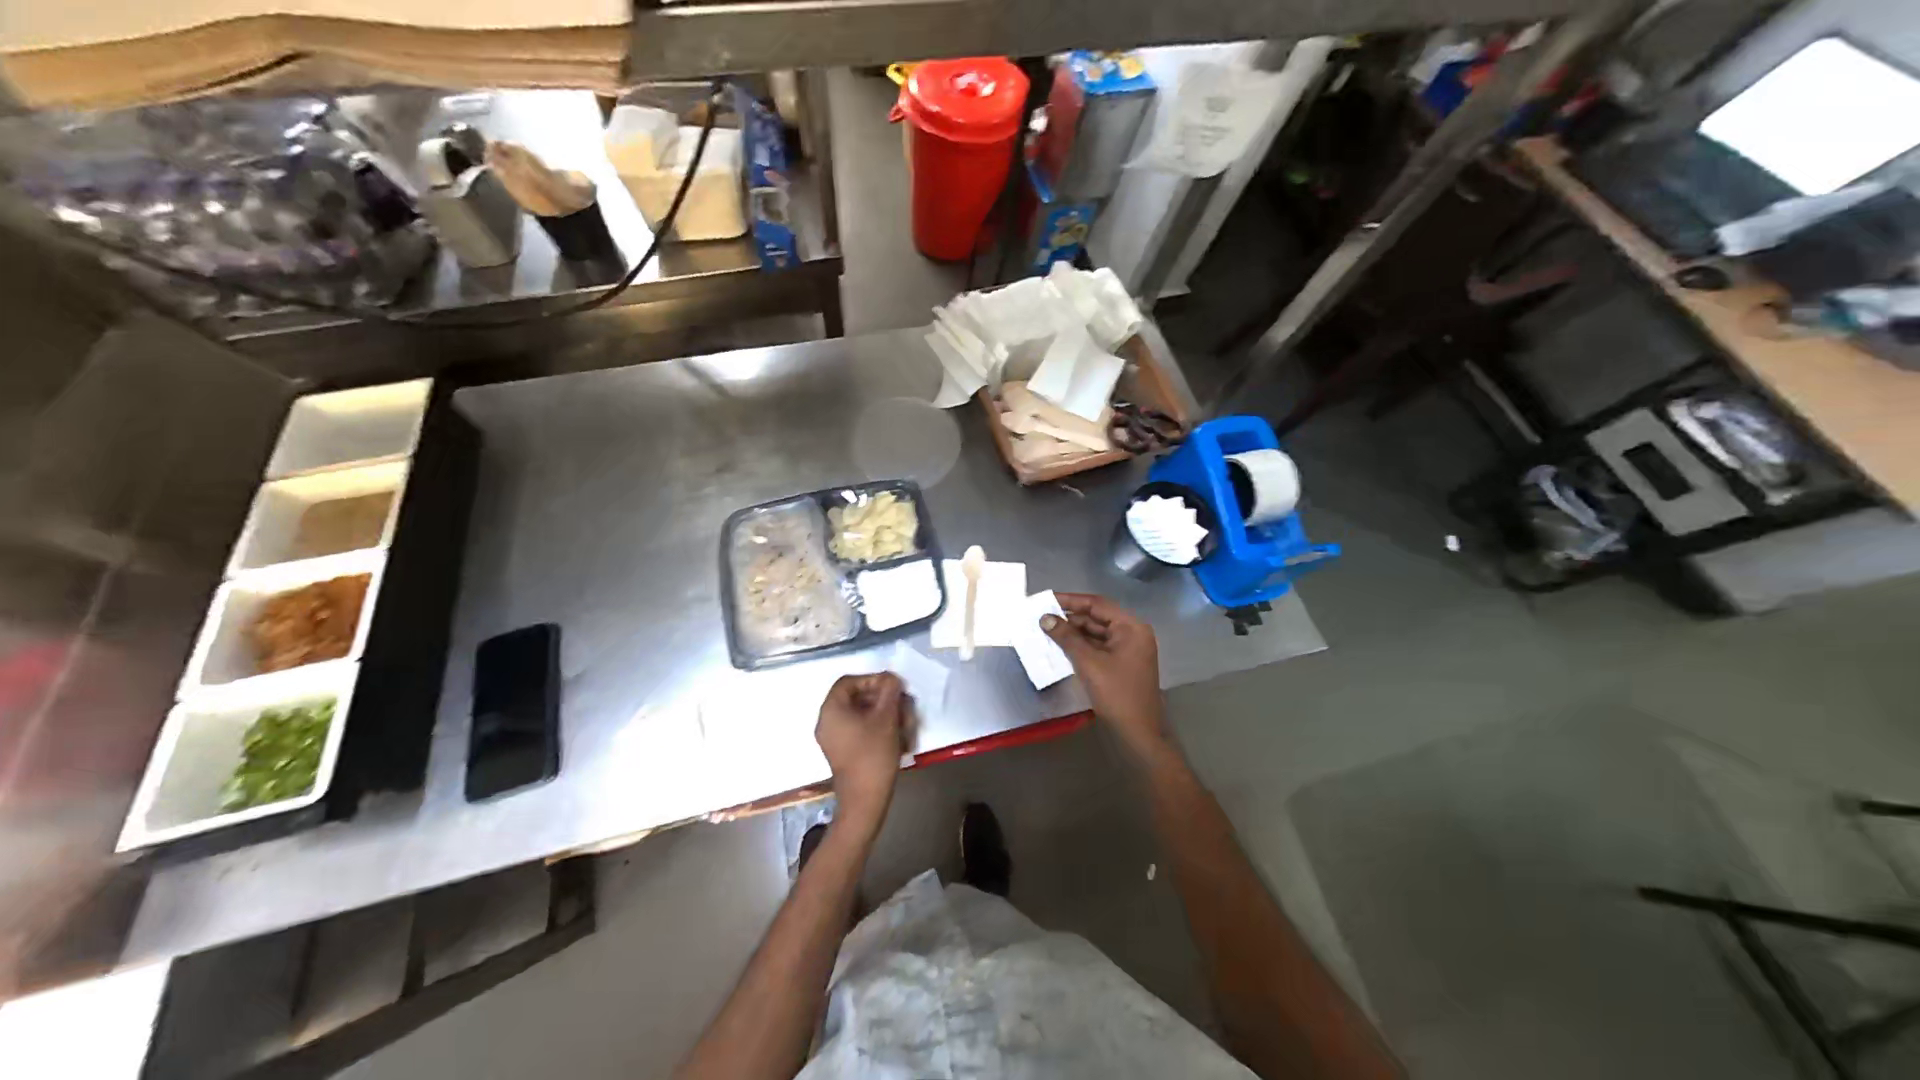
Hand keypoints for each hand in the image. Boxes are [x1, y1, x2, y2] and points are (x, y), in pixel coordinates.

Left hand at [815, 673, 908, 826]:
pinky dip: (879, 731)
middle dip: (884, 701)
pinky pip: (860, 732)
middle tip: (903, 708)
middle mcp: (827, 722)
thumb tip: (891, 678)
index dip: (872, 680)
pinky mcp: (843, 753)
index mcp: (831, 709)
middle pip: (856, 699)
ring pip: (862, 716)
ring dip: (885, 717)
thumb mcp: (886, 718)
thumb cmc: (873, 754)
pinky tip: (899, 739)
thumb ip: (889, 692)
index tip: (893, 688)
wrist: (864, 800)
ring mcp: (834, 739)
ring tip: (906, 726)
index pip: (849, 682)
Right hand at [1042, 593, 1170, 754]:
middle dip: (1070, 618)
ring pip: (1096, 633)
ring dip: (1073, 632)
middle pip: (1097, 617)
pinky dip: (1081, 646)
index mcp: (1131, 627)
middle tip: (1042, 617)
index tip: (1047, 599)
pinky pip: (1099, 647)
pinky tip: (1060, 647)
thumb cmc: (1117, 694)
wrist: (1139, 733)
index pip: (1097, 604)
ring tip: (1046, 630)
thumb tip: (1045, 619)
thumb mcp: (1089, 663)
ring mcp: (1128, 649)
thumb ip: (1067, 638)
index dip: (1070, 601)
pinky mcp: (1122, 663)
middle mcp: (1132, 633)